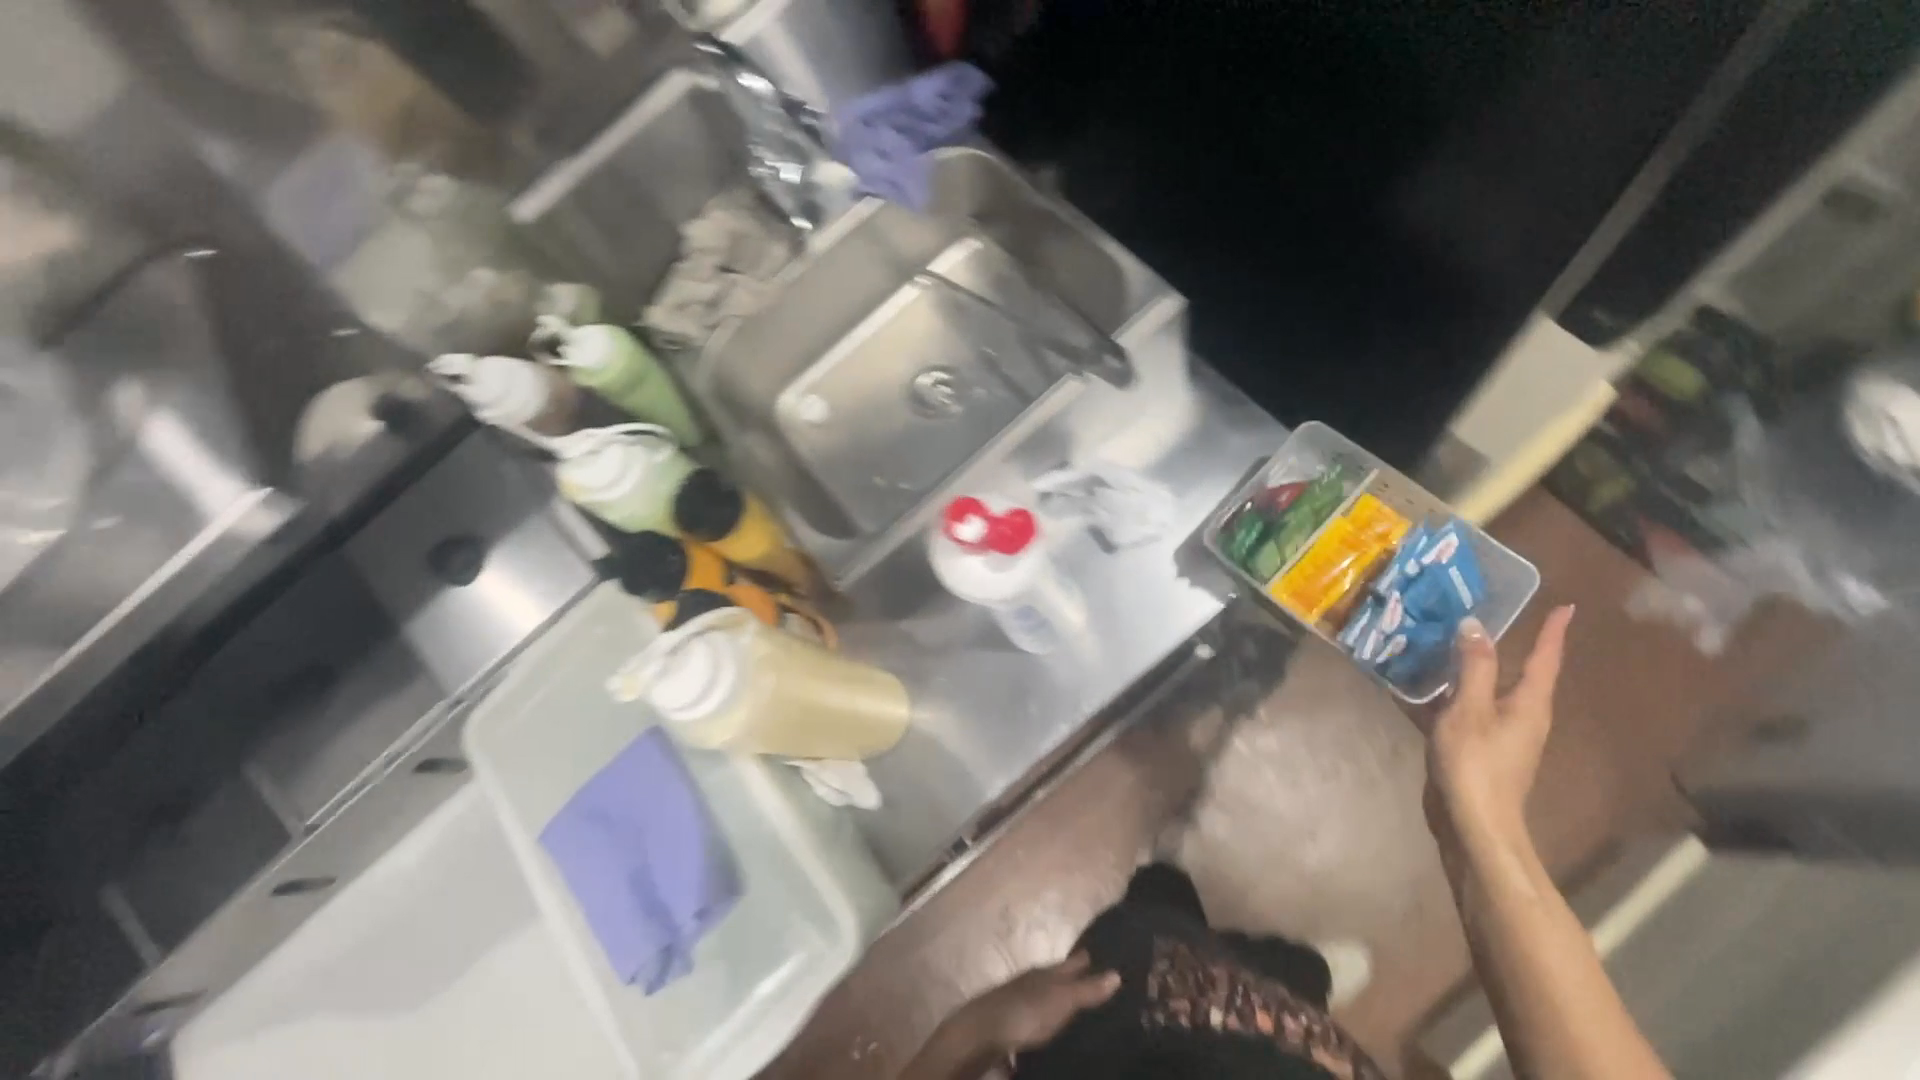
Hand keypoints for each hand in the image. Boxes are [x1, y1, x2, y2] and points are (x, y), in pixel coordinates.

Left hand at [955, 952, 1120, 1053]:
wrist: (981, 1033)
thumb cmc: (1025, 1010)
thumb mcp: (1060, 1000)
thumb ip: (1086, 988)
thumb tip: (1116, 972)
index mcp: (1046, 973)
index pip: (1073, 962)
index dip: (1089, 958)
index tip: (1107, 955)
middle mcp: (1033, 982)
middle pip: (1059, 978)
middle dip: (1077, 979)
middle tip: (1102, 984)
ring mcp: (1021, 1002)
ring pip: (1047, 998)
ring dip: (1062, 1002)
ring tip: (1084, 1012)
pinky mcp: (1014, 1025)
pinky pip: (1038, 1020)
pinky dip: (1050, 1023)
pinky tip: (1058, 1033)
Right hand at [1425, 605, 1573, 848]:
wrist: (1474, 823)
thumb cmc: (1476, 763)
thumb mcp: (1470, 710)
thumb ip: (1474, 668)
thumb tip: (1476, 626)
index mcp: (1529, 704)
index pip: (1545, 659)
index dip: (1553, 631)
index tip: (1566, 606)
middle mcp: (1523, 716)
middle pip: (1519, 673)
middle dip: (1508, 646)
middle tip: (1487, 616)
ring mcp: (1502, 735)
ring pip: (1489, 690)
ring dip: (1471, 668)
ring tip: (1446, 644)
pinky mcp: (1480, 749)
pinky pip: (1468, 709)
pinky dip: (1451, 693)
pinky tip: (1425, 687)